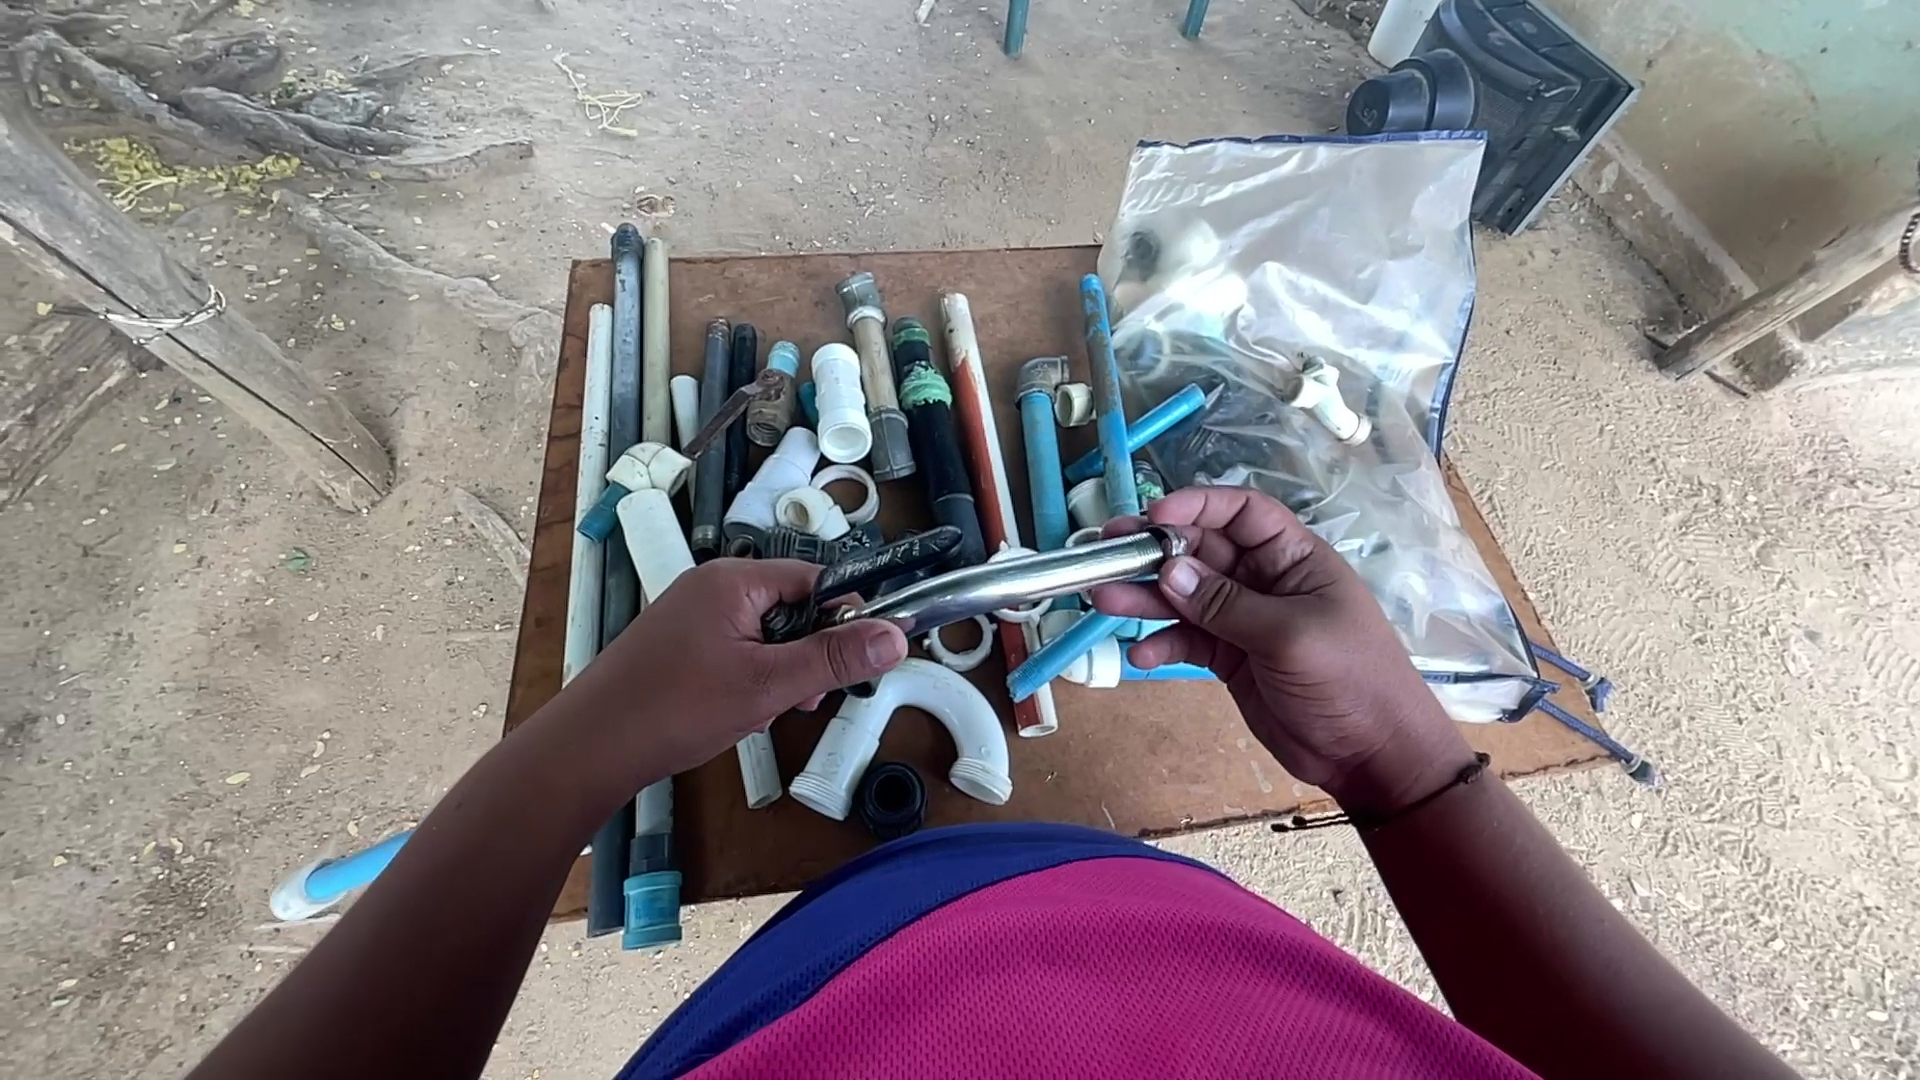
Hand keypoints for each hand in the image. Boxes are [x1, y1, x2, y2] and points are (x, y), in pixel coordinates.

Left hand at [537, 558, 907, 790]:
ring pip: (767, 634)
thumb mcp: (768, 685)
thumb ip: (834, 658)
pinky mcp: (682, 641)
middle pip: (792, 608)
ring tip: (764, 709)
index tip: (858, 658)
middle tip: (801, 697)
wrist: (587, 750)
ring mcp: (694, 613)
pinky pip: (738, 647)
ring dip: (779, 672)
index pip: (816, 581)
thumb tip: (894, 635)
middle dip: (806, 654)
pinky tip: (739, 711)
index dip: (844, 617)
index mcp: (735, 579)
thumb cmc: (676, 708)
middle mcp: (714, 585)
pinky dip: (750, 677)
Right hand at [1090, 487, 1473, 817]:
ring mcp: (1241, 619)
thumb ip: (1226, 604)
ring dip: (1144, 596)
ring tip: (1103, 598)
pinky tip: (1142, 655)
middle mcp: (1262, 580)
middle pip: (1200, 552)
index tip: (1154, 515)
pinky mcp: (1226, 656)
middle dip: (1154, 551)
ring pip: (1183, 595)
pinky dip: (1161, 644)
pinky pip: (1184, 638)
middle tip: (1107, 552)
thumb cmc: (1350, 680)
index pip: (1242, 514)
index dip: (1198, 506)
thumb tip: (1168, 571)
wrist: (1371, 757)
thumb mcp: (1290, 636)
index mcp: (1293, 559)